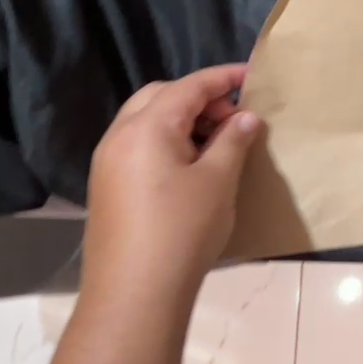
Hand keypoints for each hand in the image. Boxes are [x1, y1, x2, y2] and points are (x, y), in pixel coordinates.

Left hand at [81, 64, 261, 306]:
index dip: (223, 78)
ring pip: (147, 120)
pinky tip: (195, 163)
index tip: (253, 74)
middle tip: (236, 116)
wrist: (135, 289)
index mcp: (147, 128)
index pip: (188, 86)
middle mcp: (120, 136)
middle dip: (199, 97)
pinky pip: (141, 144)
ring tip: (221, 140)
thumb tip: (245, 117)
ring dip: (184, 119)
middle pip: (160, 96)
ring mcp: (109, 162)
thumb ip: (233, 141)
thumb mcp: (219, 179)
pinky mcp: (110, 185)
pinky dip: (170, 139)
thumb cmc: (183, 228)